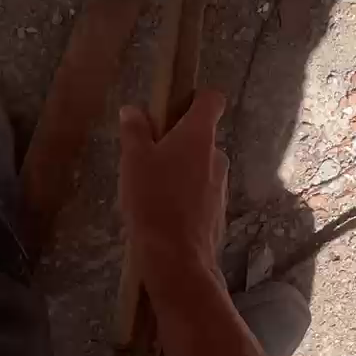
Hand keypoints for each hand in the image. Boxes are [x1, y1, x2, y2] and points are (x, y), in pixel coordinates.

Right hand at [118, 90, 229, 270]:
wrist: (177, 258)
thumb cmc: (153, 200)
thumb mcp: (134, 160)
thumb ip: (134, 131)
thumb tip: (133, 110)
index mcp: (200, 135)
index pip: (212, 100)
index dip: (195, 98)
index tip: (174, 108)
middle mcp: (217, 156)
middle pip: (201, 137)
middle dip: (178, 143)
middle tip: (148, 158)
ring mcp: (222, 185)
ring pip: (200, 167)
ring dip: (181, 171)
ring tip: (152, 191)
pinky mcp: (220, 211)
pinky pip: (202, 193)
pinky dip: (187, 196)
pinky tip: (164, 213)